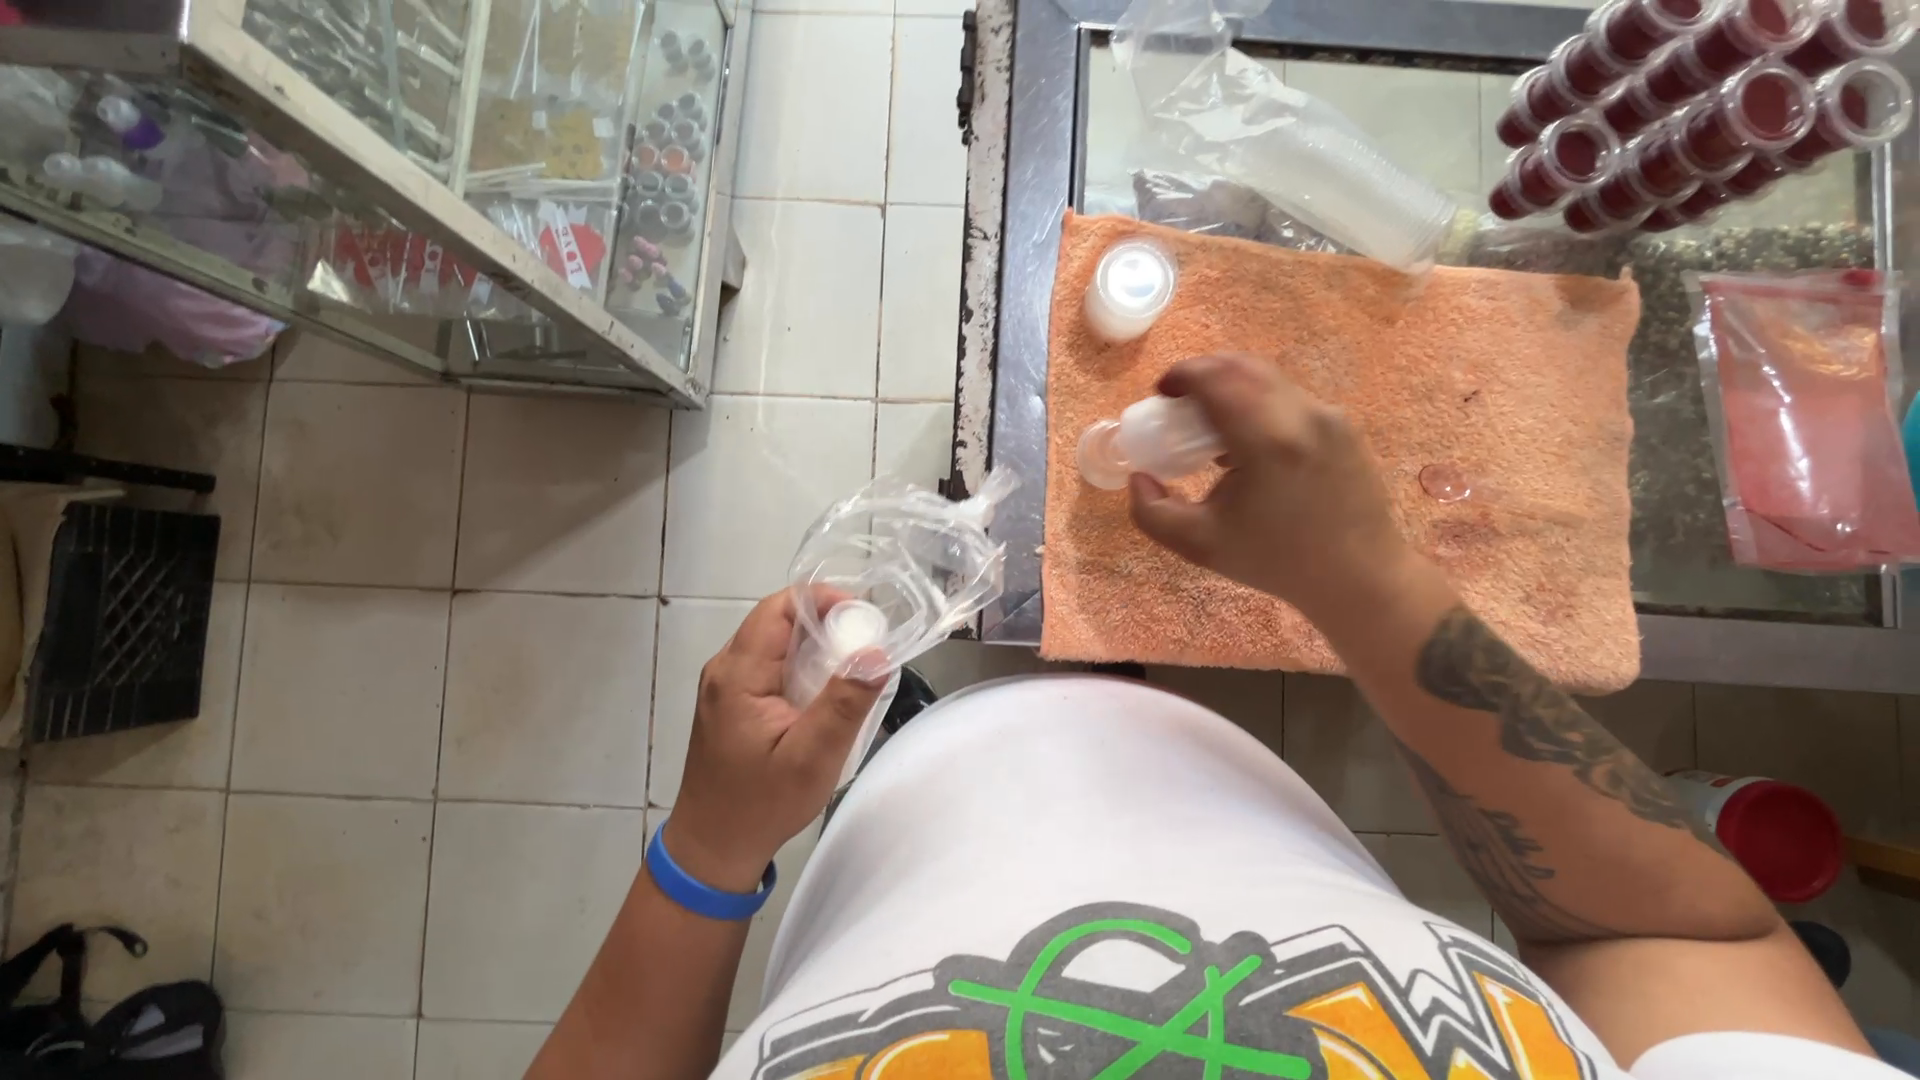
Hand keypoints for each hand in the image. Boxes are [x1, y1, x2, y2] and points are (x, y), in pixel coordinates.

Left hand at [666, 588, 885, 893]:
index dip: (822, 601)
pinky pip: (770, 664)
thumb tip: (877, 653)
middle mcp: (725, 668)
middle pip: (778, 619)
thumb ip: (844, 703)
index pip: (779, 608)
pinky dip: (802, 665)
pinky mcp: (732, 701)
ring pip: (775, 641)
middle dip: (826, 622)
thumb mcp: (812, 758)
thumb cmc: (761, 805)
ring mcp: (725, 684)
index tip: (864, 618)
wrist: (713, 849)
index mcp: (738, 674)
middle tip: (868, 643)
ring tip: (854, 665)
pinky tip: (827, 689)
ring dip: (816, 644)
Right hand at [1127, 353, 1418, 622]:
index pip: (1216, 379)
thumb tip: (1139, 477)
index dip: (1181, 375)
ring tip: (1214, 427)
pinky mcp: (1344, 426)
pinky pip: (1291, 398)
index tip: (1162, 394)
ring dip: (1233, 389)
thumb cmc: (1275, 562)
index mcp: (1266, 440)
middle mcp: (1303, 415)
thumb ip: (1152, 513)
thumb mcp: (1199, 545)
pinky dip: (1260, 405)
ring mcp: (1330, 417)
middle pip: (1242, 367)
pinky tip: (1250, 445)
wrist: (1358, 577)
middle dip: (1204, 374)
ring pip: (1269, 379)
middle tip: (1181, 403)